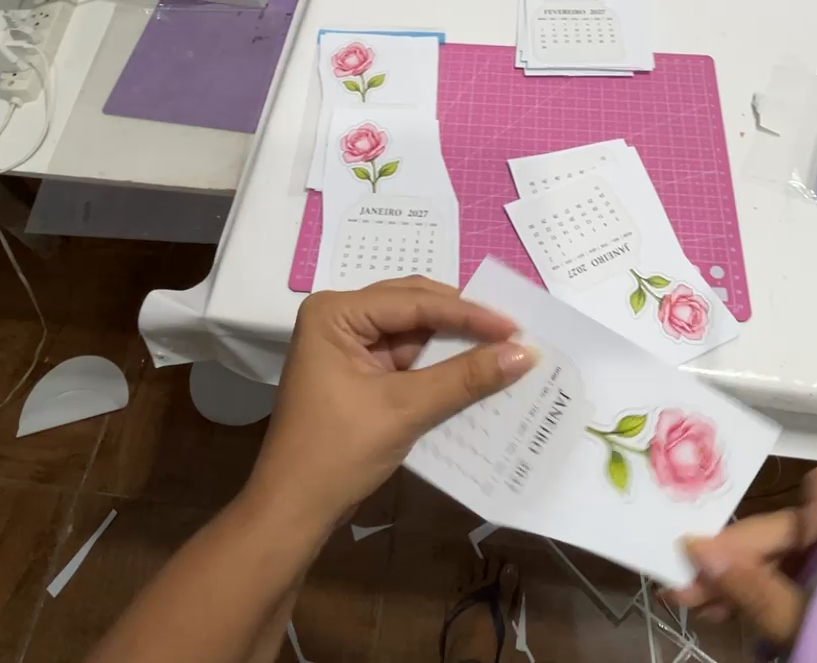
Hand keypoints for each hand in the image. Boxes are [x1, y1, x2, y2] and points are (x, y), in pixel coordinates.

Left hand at [246, 276, 535, 525]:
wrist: (292, 514)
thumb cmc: (337, 453)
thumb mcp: (404, 410)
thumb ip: (464, 377)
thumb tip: (524, 353)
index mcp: (336, 312)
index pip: (414, 301)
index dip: (468, 312)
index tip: (516, 325)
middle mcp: (340, 318)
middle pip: (414, 307)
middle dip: (462, 321)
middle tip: (512, 331)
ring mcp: (349, 346)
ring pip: (415, 332)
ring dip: (455, 343)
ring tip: (503, 347)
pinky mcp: (361, 373)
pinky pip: (410, 358)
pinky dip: (441, 366)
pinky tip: (475, 371)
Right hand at [668, 456, 816, 662]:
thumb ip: (767, 599)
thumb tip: (697, 548)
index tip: (807, 528)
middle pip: (807, 522)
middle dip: (750, 542)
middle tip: (695, 563)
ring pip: (781, 554)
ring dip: (733, 571)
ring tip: (687, 595)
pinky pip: (775, 585)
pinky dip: (742, 594)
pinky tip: (709, 608)